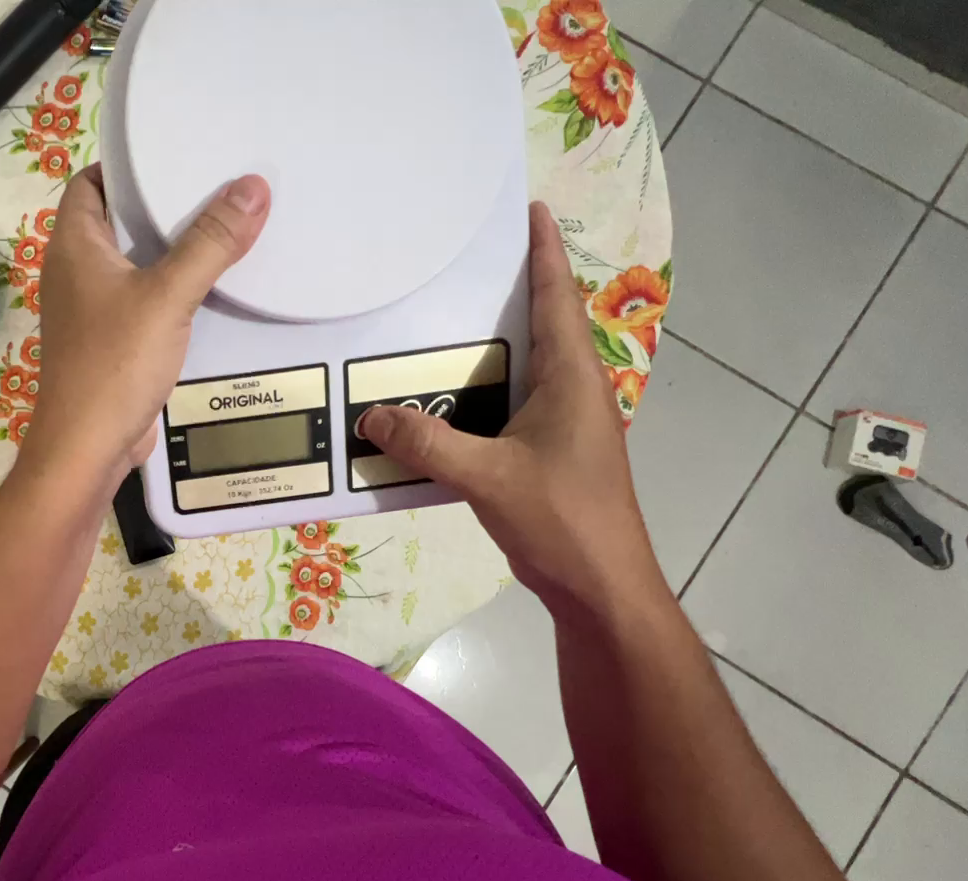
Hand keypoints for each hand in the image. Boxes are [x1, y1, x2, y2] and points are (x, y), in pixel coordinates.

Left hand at [19, 164, 271, 488]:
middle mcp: (76, 273)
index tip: (173, 152)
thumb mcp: (167, 297)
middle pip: (118, 222)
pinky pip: (142, 302)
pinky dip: (170, 291)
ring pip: (133, 265)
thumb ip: (210, 243)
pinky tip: (208, 288)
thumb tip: (253, 186)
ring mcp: (92, 311)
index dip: (126, 165)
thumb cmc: (114, 365)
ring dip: (170, 251)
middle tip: (213, 185)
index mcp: (73, 246)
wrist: (88, 447)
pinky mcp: (111, 343)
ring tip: (221, 228)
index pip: (90, 182)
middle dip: (160, 205)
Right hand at [356, 201, 662, 614]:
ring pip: (519, 370)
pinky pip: (503, 408)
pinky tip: (437, 401)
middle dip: (505, 291)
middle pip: (538, 326)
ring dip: (485, 348)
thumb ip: (427, 443)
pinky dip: (474, 396)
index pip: (558, 298)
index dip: (545, 252)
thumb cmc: (562, 519)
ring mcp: (559, 425)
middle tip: (454, 267)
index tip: (530, 209)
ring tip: (434, 325)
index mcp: (572, 379)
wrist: (598, 584)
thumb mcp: (487, 476)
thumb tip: (369, 416)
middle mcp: (571, 391)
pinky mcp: (543, 455)